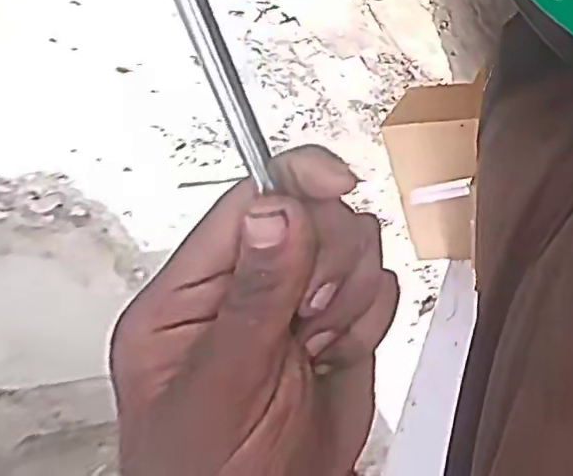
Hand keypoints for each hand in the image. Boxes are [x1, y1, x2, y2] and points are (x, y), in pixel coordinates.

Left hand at [111, 147, 397, 475]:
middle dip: (327, 264)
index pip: (252, 197)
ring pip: (357, 239)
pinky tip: (337, 351)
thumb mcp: (222, 392)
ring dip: (350, 294)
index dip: (299, 180)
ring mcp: (298, 295)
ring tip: (317, 343)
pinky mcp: (341, 312)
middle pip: (317, 210)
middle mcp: (247, 282)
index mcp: (191, 293)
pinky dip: (371, 317)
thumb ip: (254, 298)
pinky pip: (381, 279)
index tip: (339, 183)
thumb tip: (274, 210)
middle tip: (306, 316)